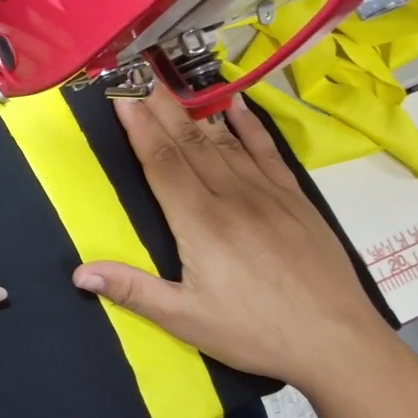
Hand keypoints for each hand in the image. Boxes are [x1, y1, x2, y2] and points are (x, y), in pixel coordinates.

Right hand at [72, 89, 394, 391]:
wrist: (337, 342)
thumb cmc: (255, 333)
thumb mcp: (186, 320)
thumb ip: (133, 291)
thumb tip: (80, 274)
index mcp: (200, 224)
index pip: (162, 163)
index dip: (139, 128)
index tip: (122, 97)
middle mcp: (232, 198)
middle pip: (188, 143)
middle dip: (159, 107)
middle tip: (137, 75)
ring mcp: (267, 194)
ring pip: (222, 142)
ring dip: (192, 111)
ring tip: (170, 84)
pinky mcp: (295, 200)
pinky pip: (266, 151)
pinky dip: (248, 126)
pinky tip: (234, 105)